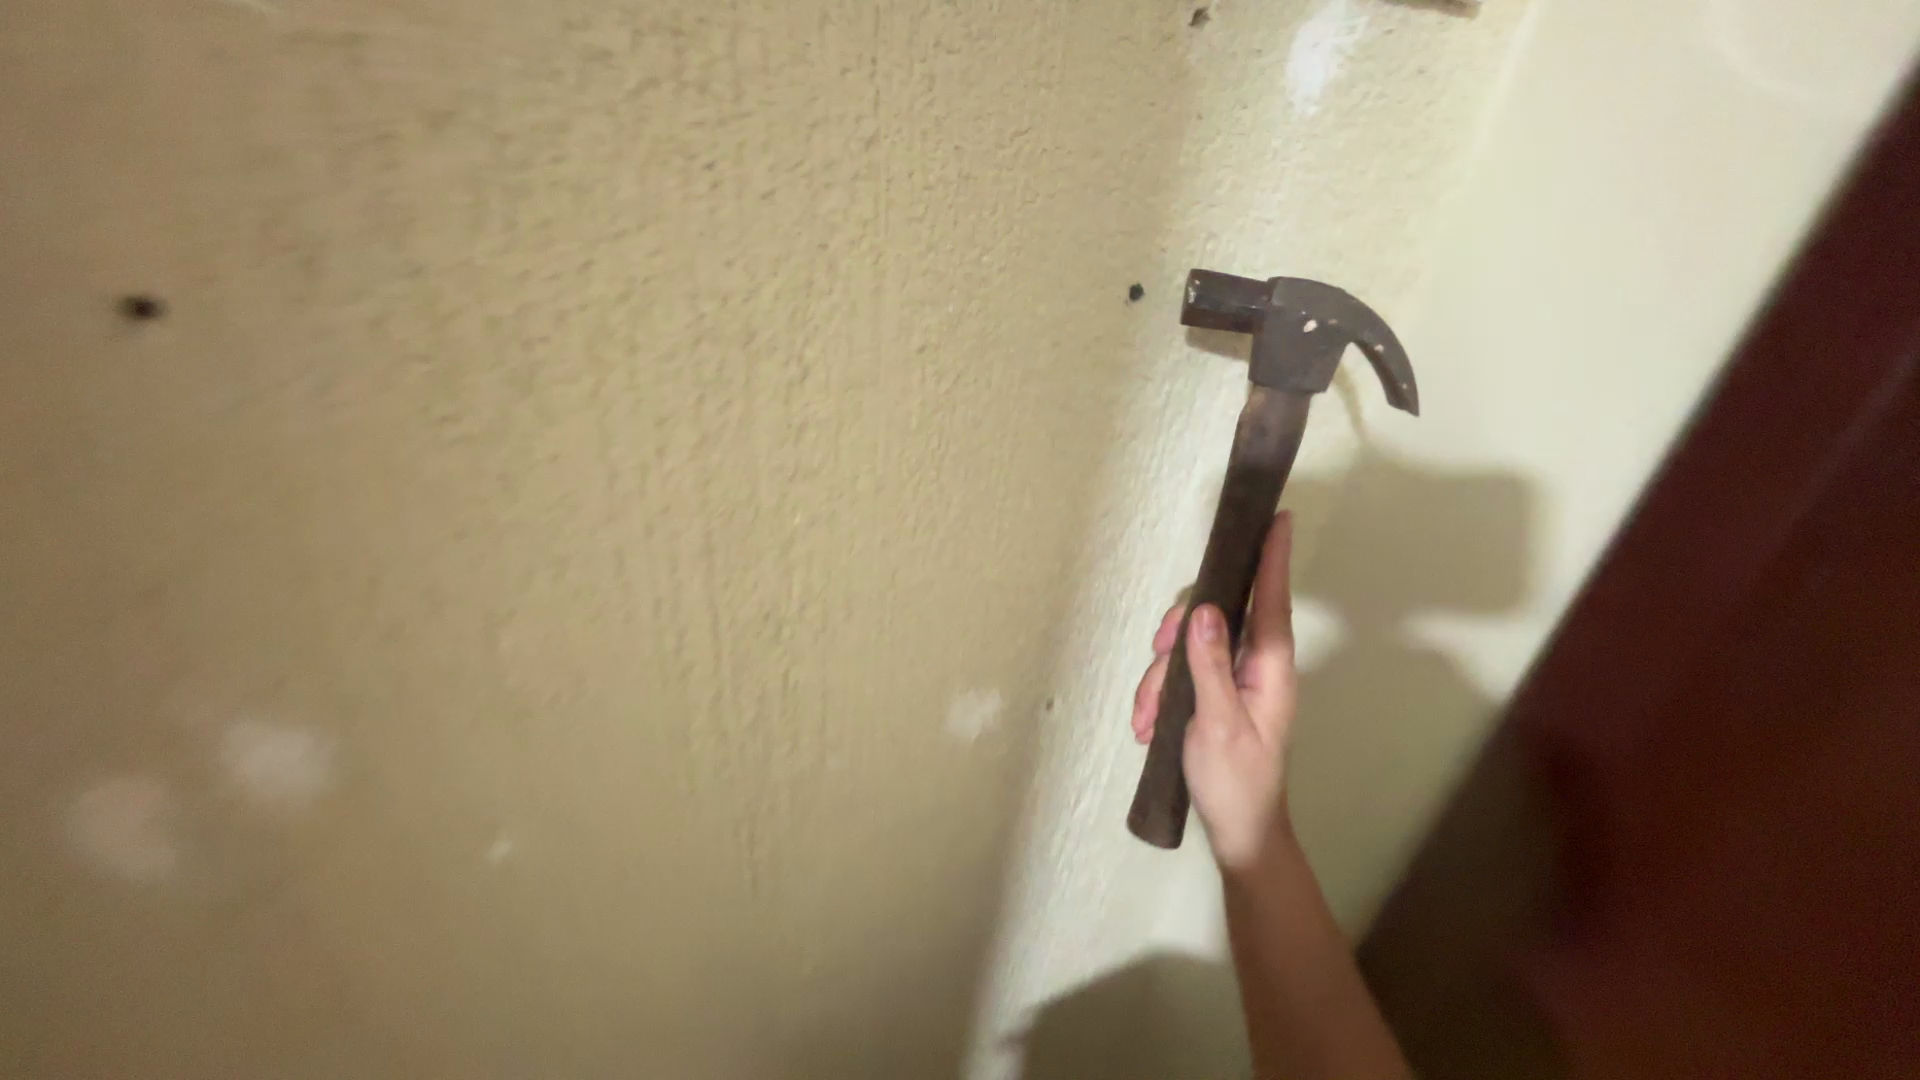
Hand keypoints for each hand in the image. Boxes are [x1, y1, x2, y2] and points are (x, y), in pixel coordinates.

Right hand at [1131, 512, 1297, 869]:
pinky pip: (1179, 675)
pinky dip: (1159, 697)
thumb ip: (1210, 664)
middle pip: (1211, 619)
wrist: (1239, 831)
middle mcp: (1254, 664)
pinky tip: (1148, 727)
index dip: (1273, 558)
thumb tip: (1202, 609)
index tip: (1278, 518)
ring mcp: (1233, 678)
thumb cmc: (1237, 779)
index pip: (1272, 600)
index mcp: (1269, 666)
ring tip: (1145, 721)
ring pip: (1186, 649)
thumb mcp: (1218, 722)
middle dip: (1174, 641)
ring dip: (1158, 682)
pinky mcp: (1214, 694)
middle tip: (1155, 667)